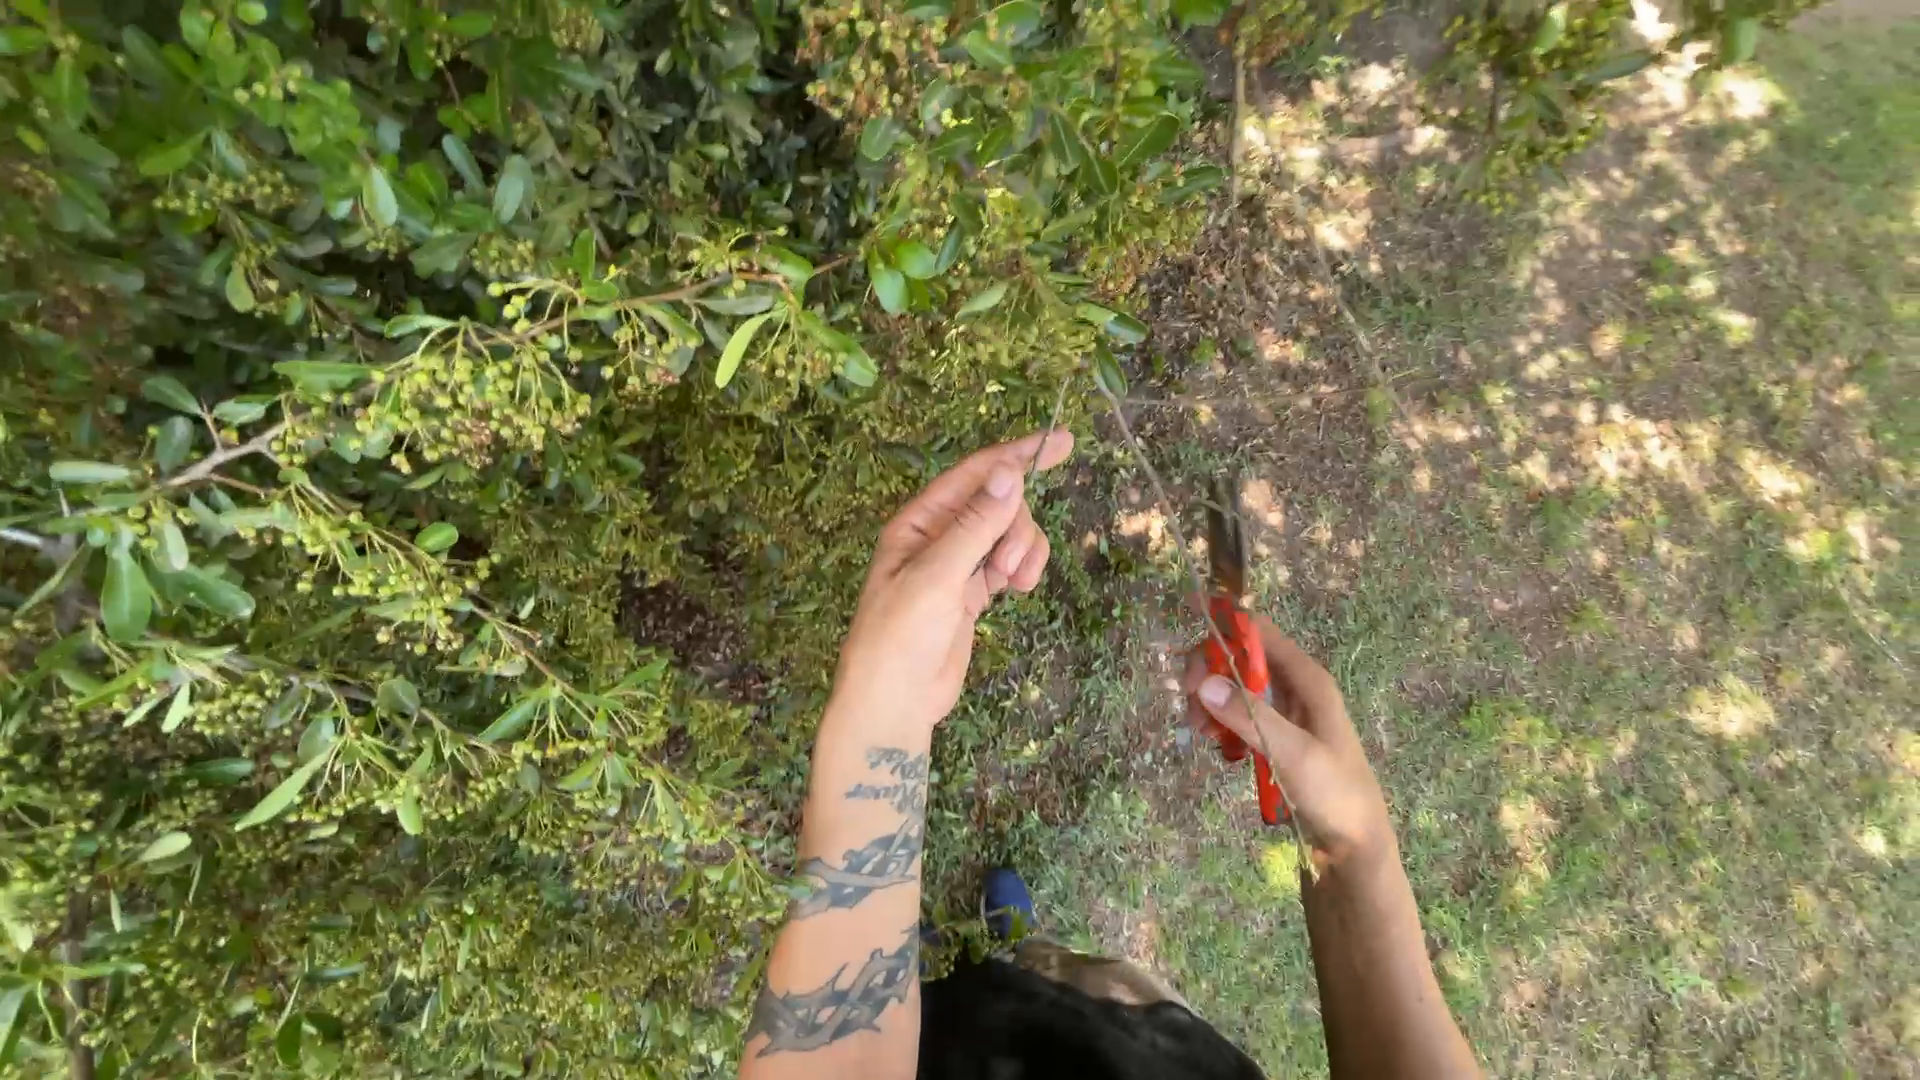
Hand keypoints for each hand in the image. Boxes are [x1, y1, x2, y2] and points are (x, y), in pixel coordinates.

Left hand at [830, 432, 1075, 734]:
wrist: (895, 699)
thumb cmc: (901, 633)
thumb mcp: (938, 575)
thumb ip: (976, 525)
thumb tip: (1010, 473)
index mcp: (920, 521)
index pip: (975, 474)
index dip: (1018, 455)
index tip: (1062, 441)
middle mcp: (939, 536)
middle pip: (999, 504)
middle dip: (1016, 526)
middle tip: (1008, 565)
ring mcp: (958, 564)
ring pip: (1008, 534)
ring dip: (1023, 550)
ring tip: (1016, 582)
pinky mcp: (972, 591)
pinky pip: (1008, 562)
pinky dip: (1021, 569)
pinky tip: (1018, 588)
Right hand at [1180, 612, 1393, 873]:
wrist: (1355, 846)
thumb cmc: (1334, 794)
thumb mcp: (1292, 753)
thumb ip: (1249, 716)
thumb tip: (1204, 682)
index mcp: (1307, 680)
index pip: (1259, 631)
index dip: (1224, 621)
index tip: (1188, 619)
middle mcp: (1294, 687)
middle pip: (1239, 658)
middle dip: (1209, 671)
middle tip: (1188, 699)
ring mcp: (1284, 712)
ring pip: (1234, 687)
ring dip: (1210, 702)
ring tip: (1200, 732)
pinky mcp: (1274, 736)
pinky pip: (1237, 716)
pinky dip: (1221, 724)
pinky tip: (1217, 747)